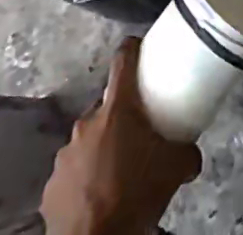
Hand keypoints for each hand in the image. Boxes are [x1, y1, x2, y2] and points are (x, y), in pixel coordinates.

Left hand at [41, 38, 201, 234]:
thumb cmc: (136, 194)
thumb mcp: (174, 170)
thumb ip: (186, 152)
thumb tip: (191, 152)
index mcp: (117, 110)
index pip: (122, 62)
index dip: (131, 49)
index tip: (137, 45)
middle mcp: (87, 122)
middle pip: (106, 109)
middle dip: (120, 120)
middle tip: (137, 140)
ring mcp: (65, 152)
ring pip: (88, 141)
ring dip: (101, 151)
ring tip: (117, 176)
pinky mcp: (52, 182)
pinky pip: (72, 172)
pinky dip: (84, 180)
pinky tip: (97, 197)